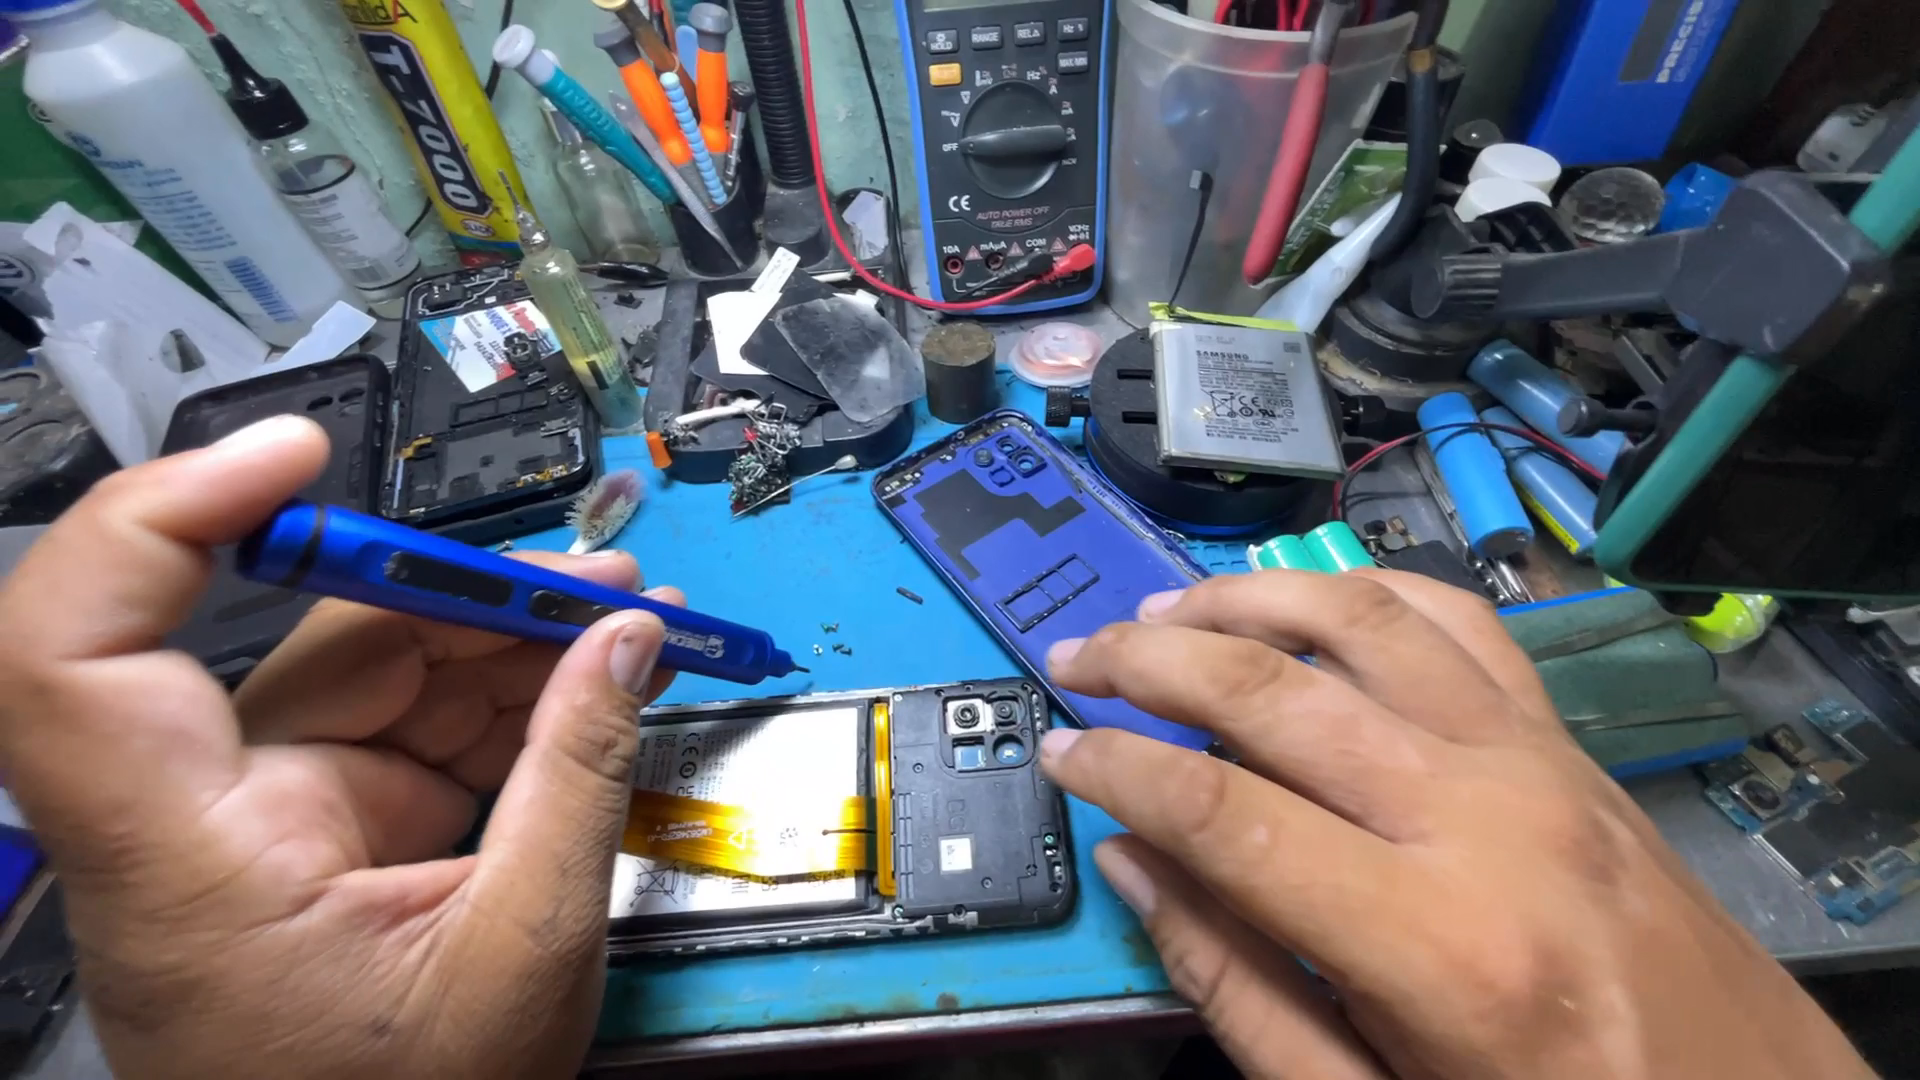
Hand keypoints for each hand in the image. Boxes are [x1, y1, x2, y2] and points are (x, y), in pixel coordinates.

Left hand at [0, 416, 679, 1078]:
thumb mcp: (530, 938)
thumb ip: (581, 772)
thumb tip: (628, 640)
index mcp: (200, 863)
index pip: (86, 659)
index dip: (166, 526)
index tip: (298, 454)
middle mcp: (225, 814)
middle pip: (331, 645)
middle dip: (480, 596)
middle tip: (605, 581)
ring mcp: (297, 811)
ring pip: (402, 670)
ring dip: (521, 636)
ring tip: (628, 618)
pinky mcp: (359, 815)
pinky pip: (441, 716)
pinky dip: (524, 687)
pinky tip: (597, 673)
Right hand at [1040, 570, 1870, 1079]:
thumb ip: (1234, 984)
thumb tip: (1131, 860)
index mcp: (1435, 944)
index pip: (1221, 811)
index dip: (1118, 768)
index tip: (1059, 752)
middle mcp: (1484, 817)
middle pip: (1272, 691)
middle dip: (1146, 661)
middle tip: (1075, 656)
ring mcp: (1534, 758)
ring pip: (1359, 620)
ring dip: (1241, 600)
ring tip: (1164, 609)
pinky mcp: (1562, 737)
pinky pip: (1455, 620)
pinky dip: (1360, 589)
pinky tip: (1299, 600)